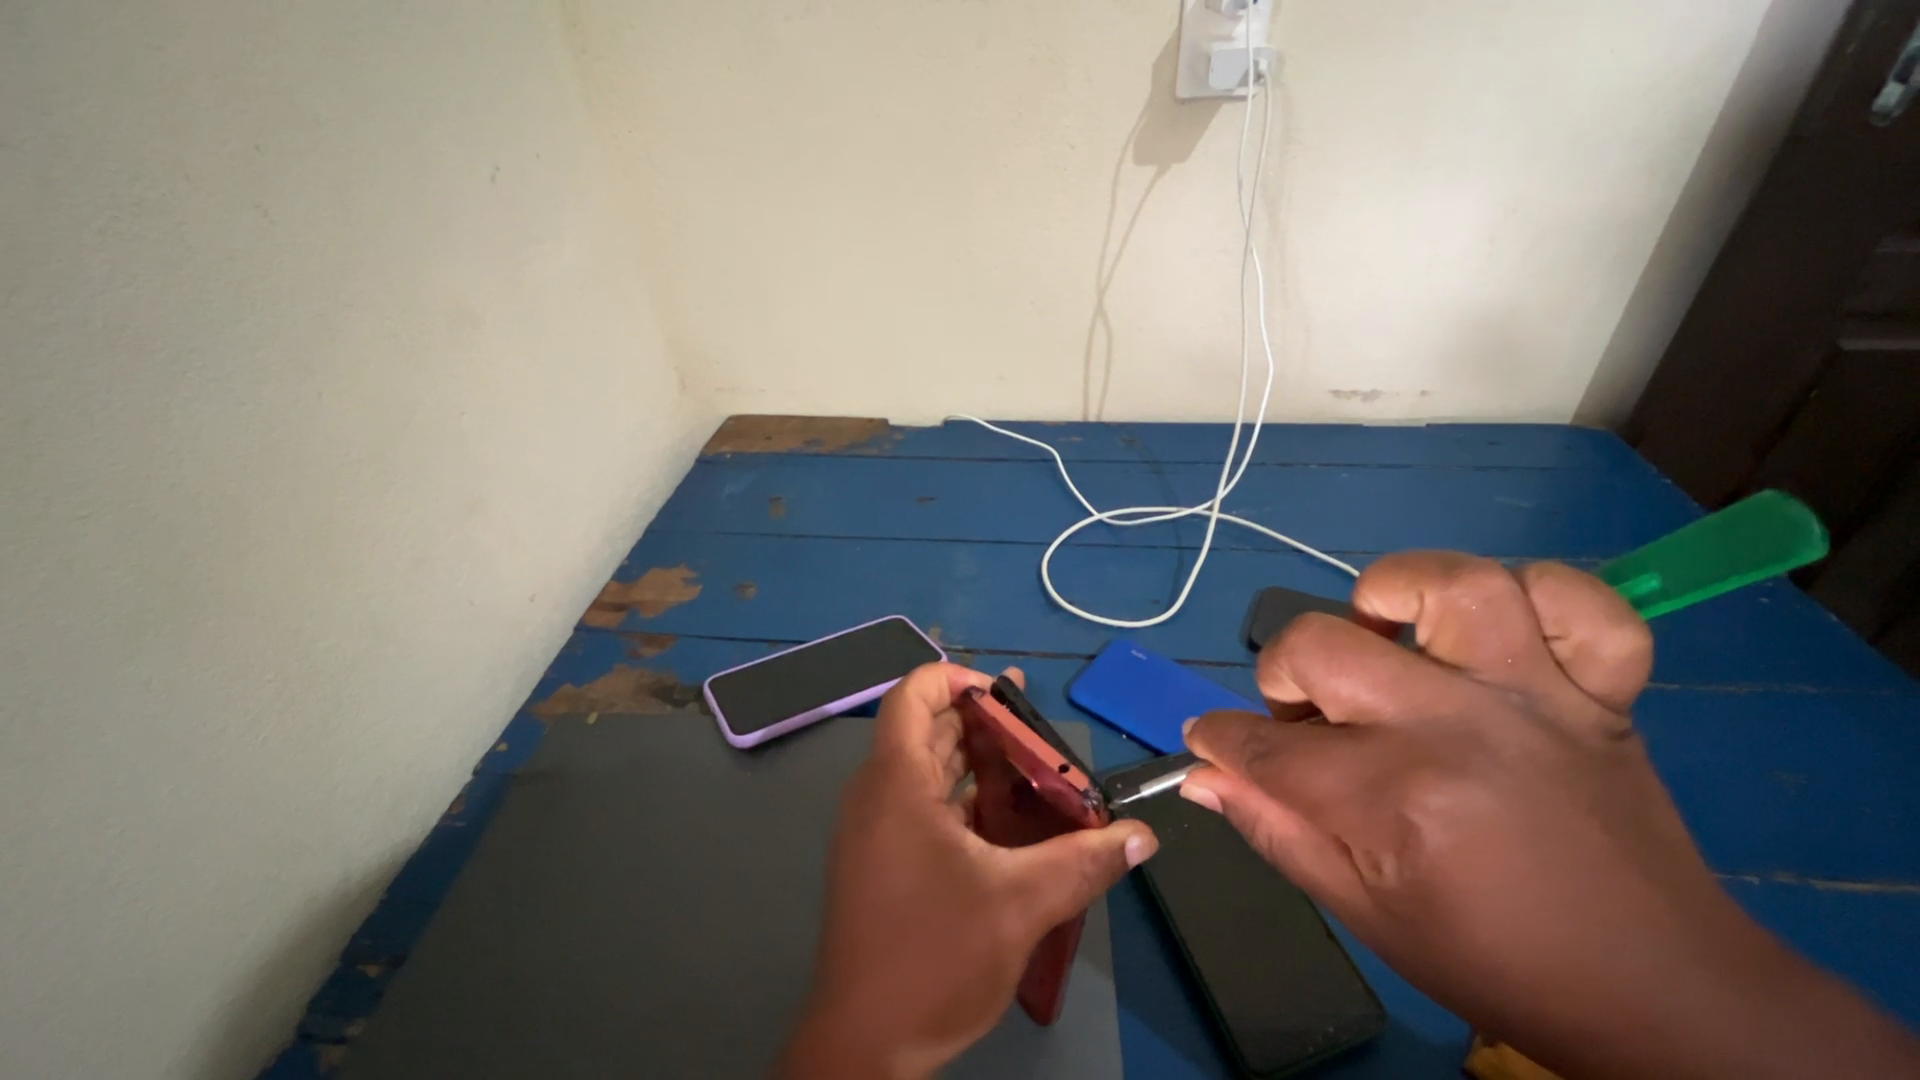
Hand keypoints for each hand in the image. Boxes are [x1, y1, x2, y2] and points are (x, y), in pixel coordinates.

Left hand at [780, 663, 1156, 1079]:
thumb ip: (1084, 860)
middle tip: (1041, 730)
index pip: (913, 695)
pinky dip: (965, 800)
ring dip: (978, 762)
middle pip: (928, 730)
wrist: (866, 1044)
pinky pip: (923, 807)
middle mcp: (878, 795)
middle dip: (983, 722)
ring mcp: (875, 830)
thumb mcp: (1021, 903)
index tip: (1007, 693)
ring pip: (927, 771)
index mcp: (897, 782)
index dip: (956, 679)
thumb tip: (1142, 836)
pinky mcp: (882, 862)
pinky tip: (1010, 820)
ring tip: (1036, 768)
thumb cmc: (934, 956)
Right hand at [1182, 553, 1919, 1078]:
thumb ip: (1273, 830)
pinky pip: (1578, 601)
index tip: (1212, 742)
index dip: (1220, 739)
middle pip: (1320, 648)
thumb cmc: (1489, 958)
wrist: (1656, 988)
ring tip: (1385, 637)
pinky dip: (1536, 594)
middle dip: (1281, 678)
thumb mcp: (1362, 911)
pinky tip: (1498, 631)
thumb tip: (1202, 776)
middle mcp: (1454, 728)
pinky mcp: (1600, 690)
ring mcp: (1535, 697)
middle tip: (1306, 717)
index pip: (1263, 747)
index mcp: (1392, 800)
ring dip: (1396, 594)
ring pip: (1451, 585)